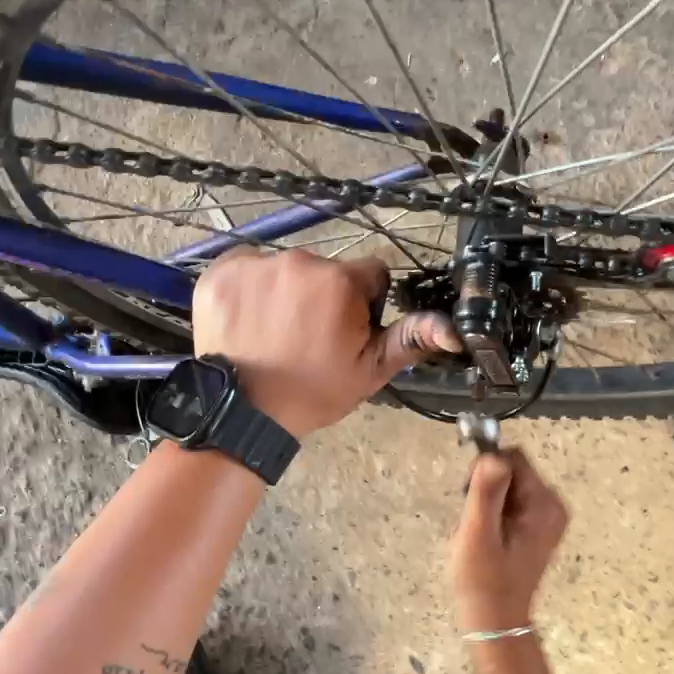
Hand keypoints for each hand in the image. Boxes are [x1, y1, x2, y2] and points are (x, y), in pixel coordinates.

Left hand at [191, 248, 458, 437]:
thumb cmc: (311, 392)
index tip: (346, 330)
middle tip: (308, 338)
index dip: (363, 303)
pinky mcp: (220, 273)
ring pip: (286, 269)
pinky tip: (250, 321)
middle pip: (325, 271)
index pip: (369, 274)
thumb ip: (411, 339)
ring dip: (286, 292)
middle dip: (323, 297)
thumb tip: (453, 328)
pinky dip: (249, 288)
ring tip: (276, 332)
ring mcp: (255, 265)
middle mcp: (298, 261)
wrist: (244, 411)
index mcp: (340, 282)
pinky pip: (246, 267)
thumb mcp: (369, 371)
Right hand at [449, 450, 569, 629]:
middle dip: (485, 489)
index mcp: (544, 504)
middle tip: (474, 523)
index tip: (469, 499)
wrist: (494, 621)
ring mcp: (546, 517)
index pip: (512, 459)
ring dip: (486, 503)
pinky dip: (492, 514)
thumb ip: (486, 492)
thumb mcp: (478, 534)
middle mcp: (552, 505)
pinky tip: (486, 538)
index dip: (485, 471)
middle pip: (511, 470)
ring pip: (506, 485)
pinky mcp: (535, 527)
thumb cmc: (484, 580)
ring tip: (479, 534)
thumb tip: (492, 455)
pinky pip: (509, 502)